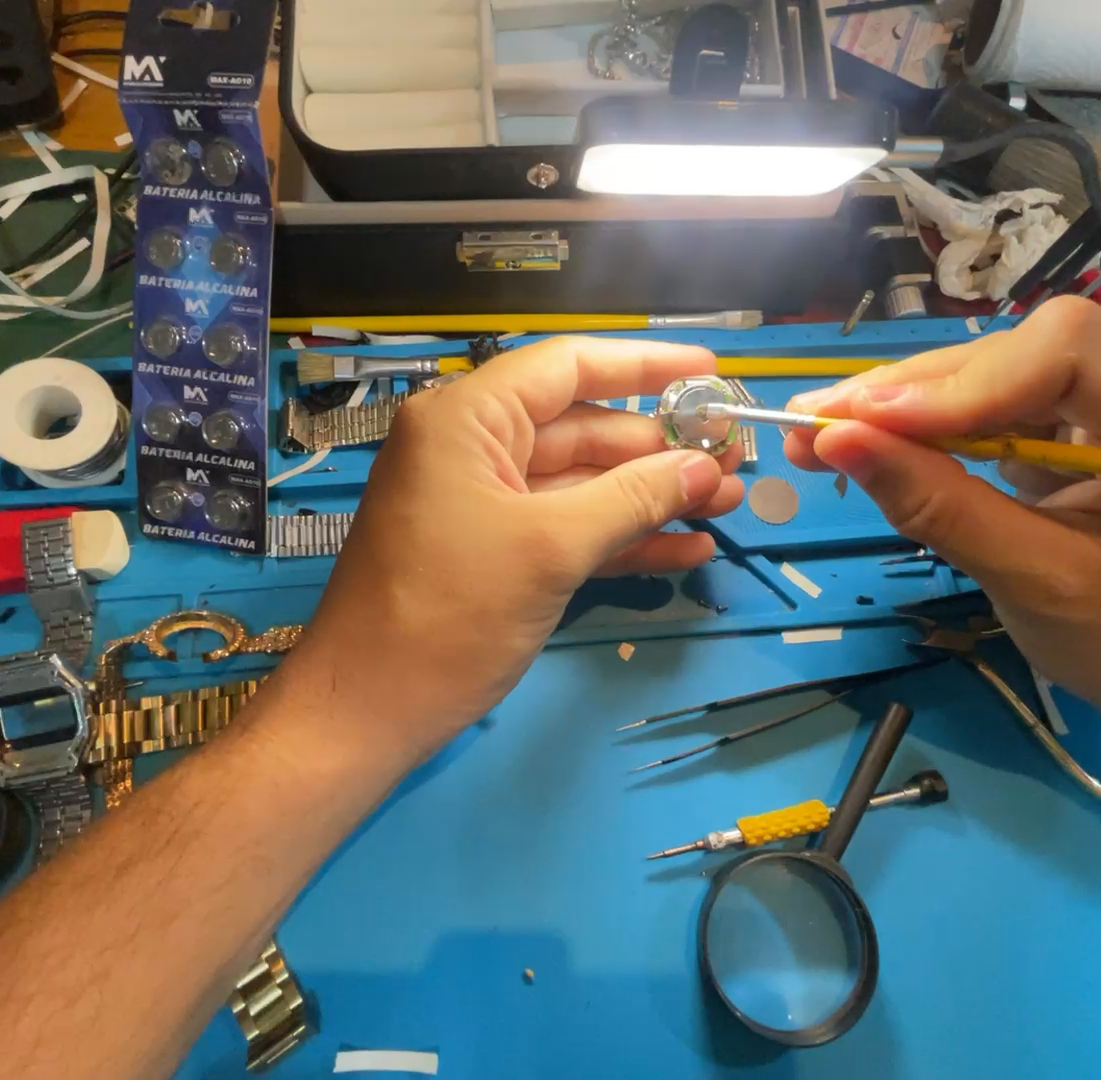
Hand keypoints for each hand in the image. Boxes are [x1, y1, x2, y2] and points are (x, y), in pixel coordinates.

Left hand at [292, 337, 744, 760]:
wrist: (368, 713)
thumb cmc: (448, 615)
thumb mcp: (549, 548)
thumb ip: (632, 498)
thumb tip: (704, 466)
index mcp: (468, 420)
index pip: (568, 368)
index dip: (644, 365)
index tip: (709, 368)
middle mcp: (475, 449)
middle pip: (583, 429)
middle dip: (659, 449)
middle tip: (732, 460)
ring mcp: (486, 504)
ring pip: (583, 485)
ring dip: (650, 497)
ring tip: (726, 503)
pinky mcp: (498, 553)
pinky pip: (569, 530)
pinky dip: (621, 539)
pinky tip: (687, 548)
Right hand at [782, 298, 1100, 750]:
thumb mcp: (1033, 584)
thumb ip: (937, 508)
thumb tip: (834, 442)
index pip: (1073, 352)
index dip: (959, 384)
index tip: (862, 424)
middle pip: (1022, 355)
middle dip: (909, 394)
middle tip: (809, 423)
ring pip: (1000, 372)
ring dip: (905, 405)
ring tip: (821, 431)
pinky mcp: (1096, 416)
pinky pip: (1001, 401)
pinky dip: (930, 425)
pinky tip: (873, 438)